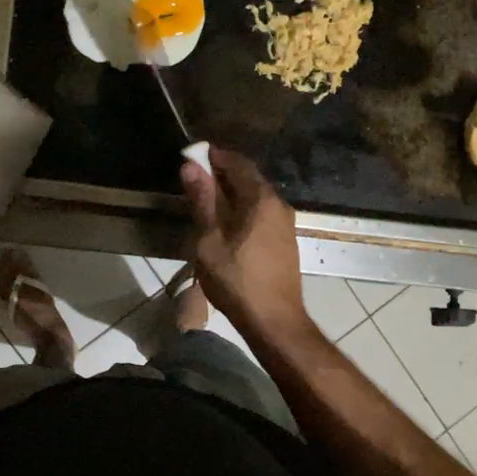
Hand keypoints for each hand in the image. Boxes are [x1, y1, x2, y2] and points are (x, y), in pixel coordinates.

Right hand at [180, 146, 312, 344]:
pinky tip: (228, 224)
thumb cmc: (236, 280)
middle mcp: (278, 205)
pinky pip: (262, 214)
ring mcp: (286, 224)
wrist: (274, 320)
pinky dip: (243, 210)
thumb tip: (191, 165)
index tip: (194, 155)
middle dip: (223, 174)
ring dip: (234, 193)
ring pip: (257, 198)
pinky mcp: (286, 242)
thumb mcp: (209, 240)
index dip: (215, 156)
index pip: (238, 163)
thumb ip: (202, 201)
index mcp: (260, 199)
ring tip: (208, 201)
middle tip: (197, 177)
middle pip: (249, 179)